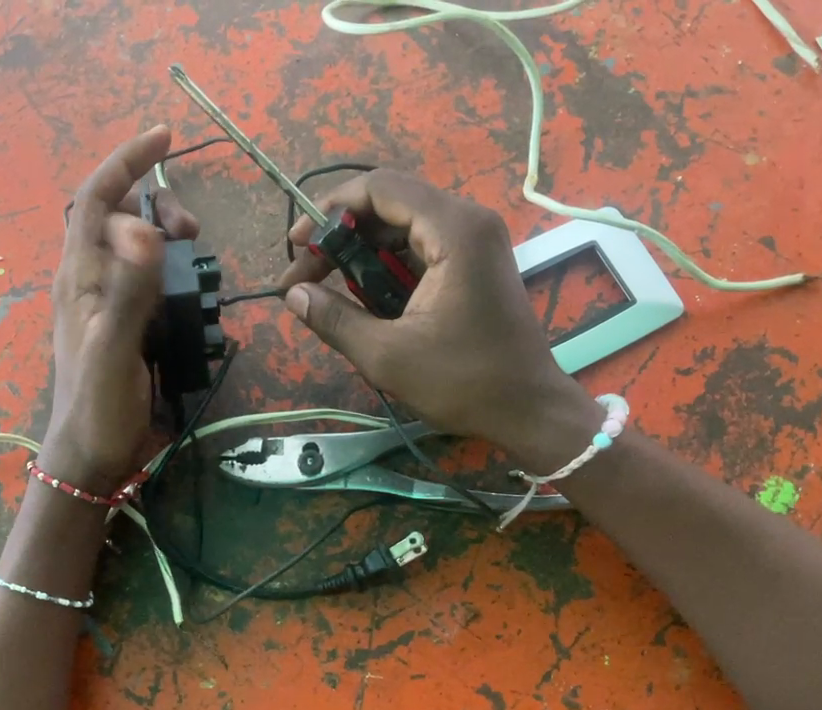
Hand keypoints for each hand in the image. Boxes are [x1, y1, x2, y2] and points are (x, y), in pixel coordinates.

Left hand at [39, 126, 199, 492]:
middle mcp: (91, 280)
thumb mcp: (114, 346)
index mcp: (78, 275)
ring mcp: (109, 304)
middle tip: (194, 230)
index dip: (127, 160)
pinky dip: (173, 273)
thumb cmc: (98, 406)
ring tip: (196, 254)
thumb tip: (146, 227)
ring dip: (168, 238)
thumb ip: (130, 290)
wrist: (94, 457)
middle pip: (120, 216)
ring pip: (138, 248)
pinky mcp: (129, 327)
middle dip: (157, 204)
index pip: (96, 198)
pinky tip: (192, 291)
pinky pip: (151, 282)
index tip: (167, 136)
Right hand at [279, 171, 598, 459]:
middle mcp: (468, 221)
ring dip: (361, 257)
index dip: (329, 212)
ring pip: (402, 229)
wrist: (528, 409)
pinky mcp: (475, 265)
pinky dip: (387, 270)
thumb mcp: (386, 355)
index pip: (379, 188)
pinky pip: (421, 251)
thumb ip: (335, 318)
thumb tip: (293, 295)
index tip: (296, 249)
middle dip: (340, 238)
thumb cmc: (463, 382)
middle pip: (389, 206)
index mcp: (453, 229)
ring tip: (327, 293)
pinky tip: (364, 301)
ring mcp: (476, 242)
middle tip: (304, 280)